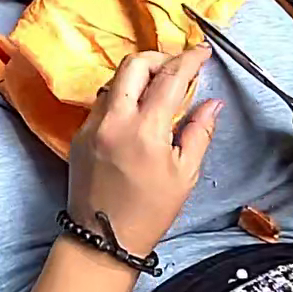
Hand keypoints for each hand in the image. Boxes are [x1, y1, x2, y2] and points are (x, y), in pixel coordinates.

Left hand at [67, 47, 222, 254]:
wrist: (103, 239)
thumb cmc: (150, 210)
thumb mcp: (185, 174)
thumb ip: (200, 132)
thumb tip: (212, 103)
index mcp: (145, 130)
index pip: (170, 78)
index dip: (190, 59)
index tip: (203, 52)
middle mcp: (114, 120)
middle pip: (135, 64)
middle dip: (160, 57)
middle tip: (179, 67)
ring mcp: (92, 125)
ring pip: (116, 80)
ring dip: (140, 75)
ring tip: (160, 87)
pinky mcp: (80, 134)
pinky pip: (104, 101)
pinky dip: (124, 95)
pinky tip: (138, 110)